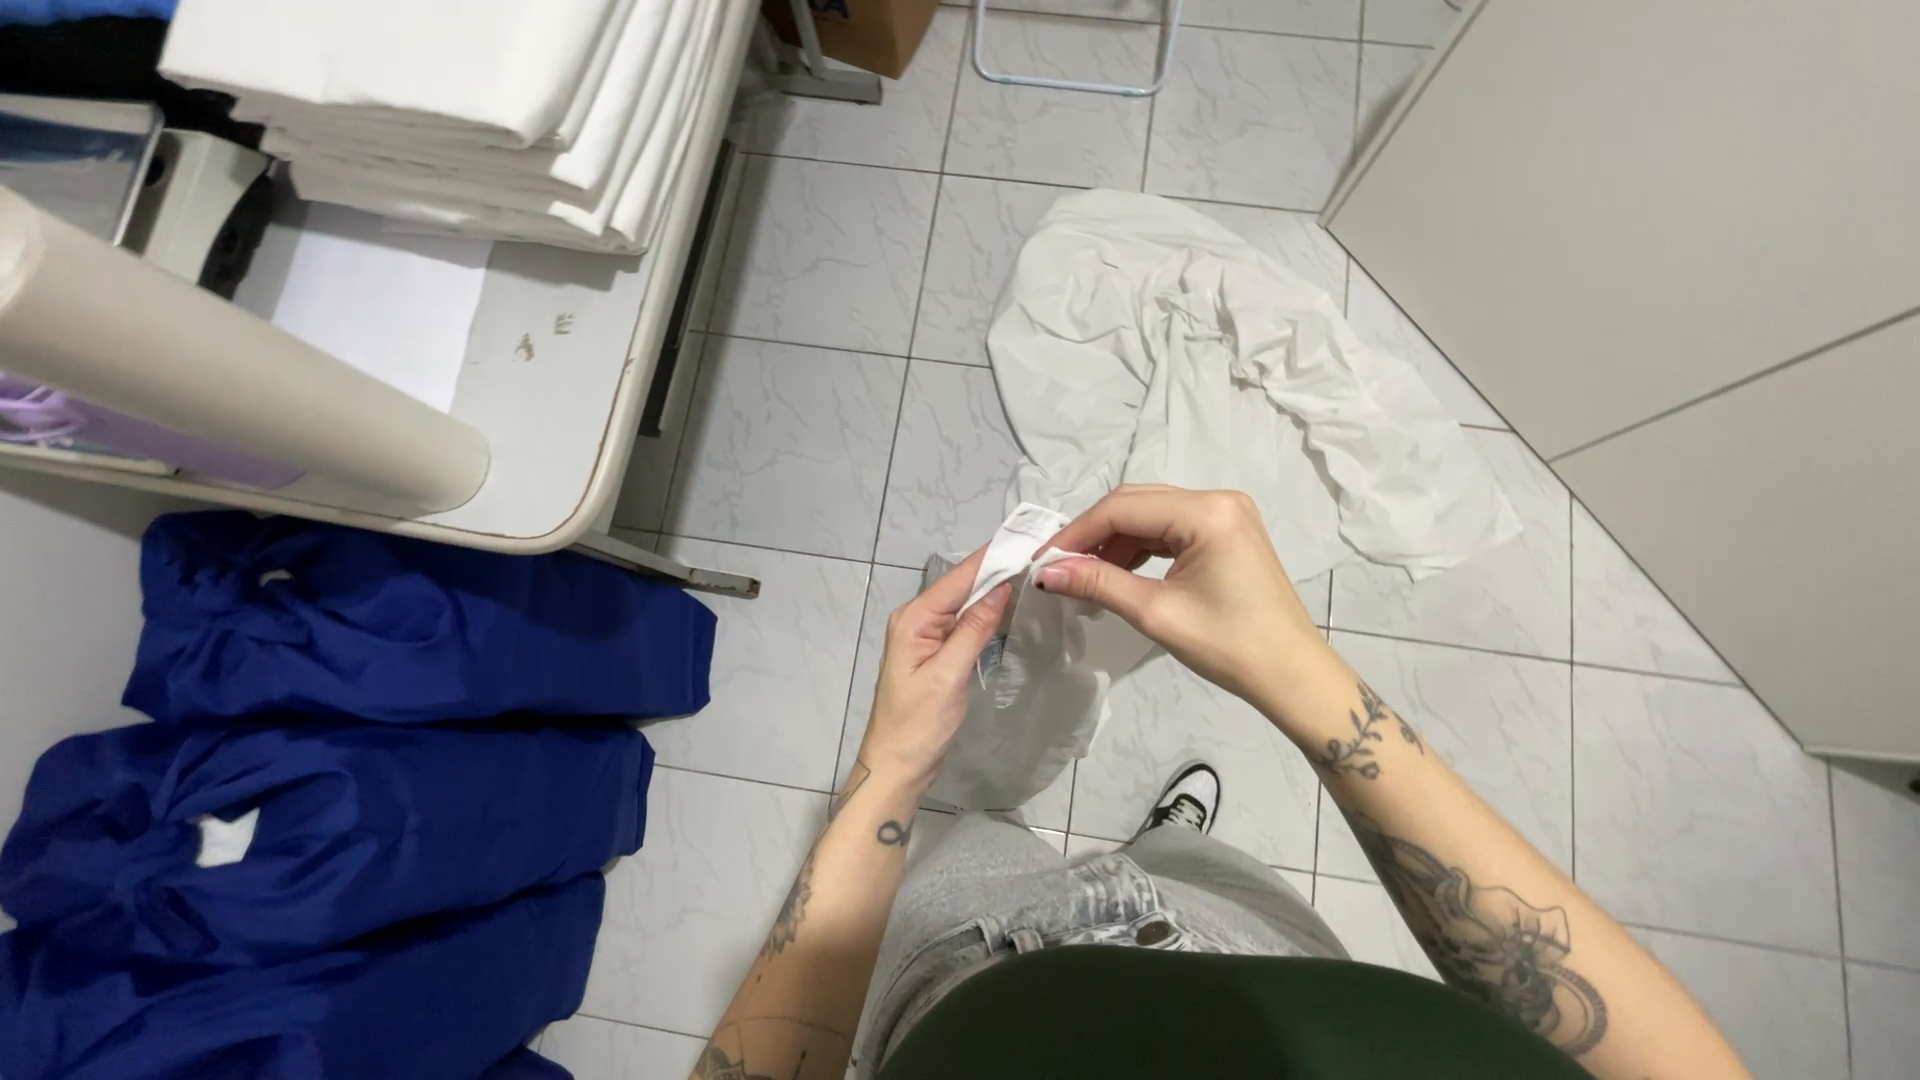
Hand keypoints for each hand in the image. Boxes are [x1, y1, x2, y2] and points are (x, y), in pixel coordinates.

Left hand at [858, 547, 1011, 792]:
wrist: (897, 767)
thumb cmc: (918, 725)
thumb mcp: (947, 676)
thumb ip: (973, 630)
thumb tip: (1001, 589)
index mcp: (913, 619)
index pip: (957, 578)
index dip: (990, 558)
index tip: (1024, 538)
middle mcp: (917, 620)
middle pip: (961, 586)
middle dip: (996, 570)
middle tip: (1037, 554)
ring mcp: (927, 637)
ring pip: (965, 604)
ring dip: (994, 591)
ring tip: (1032, 572)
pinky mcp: (938, 654)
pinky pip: (965, 625)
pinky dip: (987, 615)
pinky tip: (1010, 607)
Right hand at [1037, 485, 1339, 716]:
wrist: (1291, 675)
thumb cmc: (1228, 646)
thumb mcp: (1156, 613)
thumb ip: (1098, 583)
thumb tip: (1046, 572)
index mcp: (1206, 512)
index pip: (1123, 508)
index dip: (1077, 532)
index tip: (1042, 561)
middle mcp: (1217, 499)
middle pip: (1135, 502)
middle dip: (1093, 533)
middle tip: (1058, 566)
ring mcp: (1225, 513)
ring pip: (1150, 513)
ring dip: (1114, 540)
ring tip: (1084, 574)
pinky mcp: (1226, 530)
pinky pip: (1169, 527)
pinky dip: (1139, 546)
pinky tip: (1117, 570)